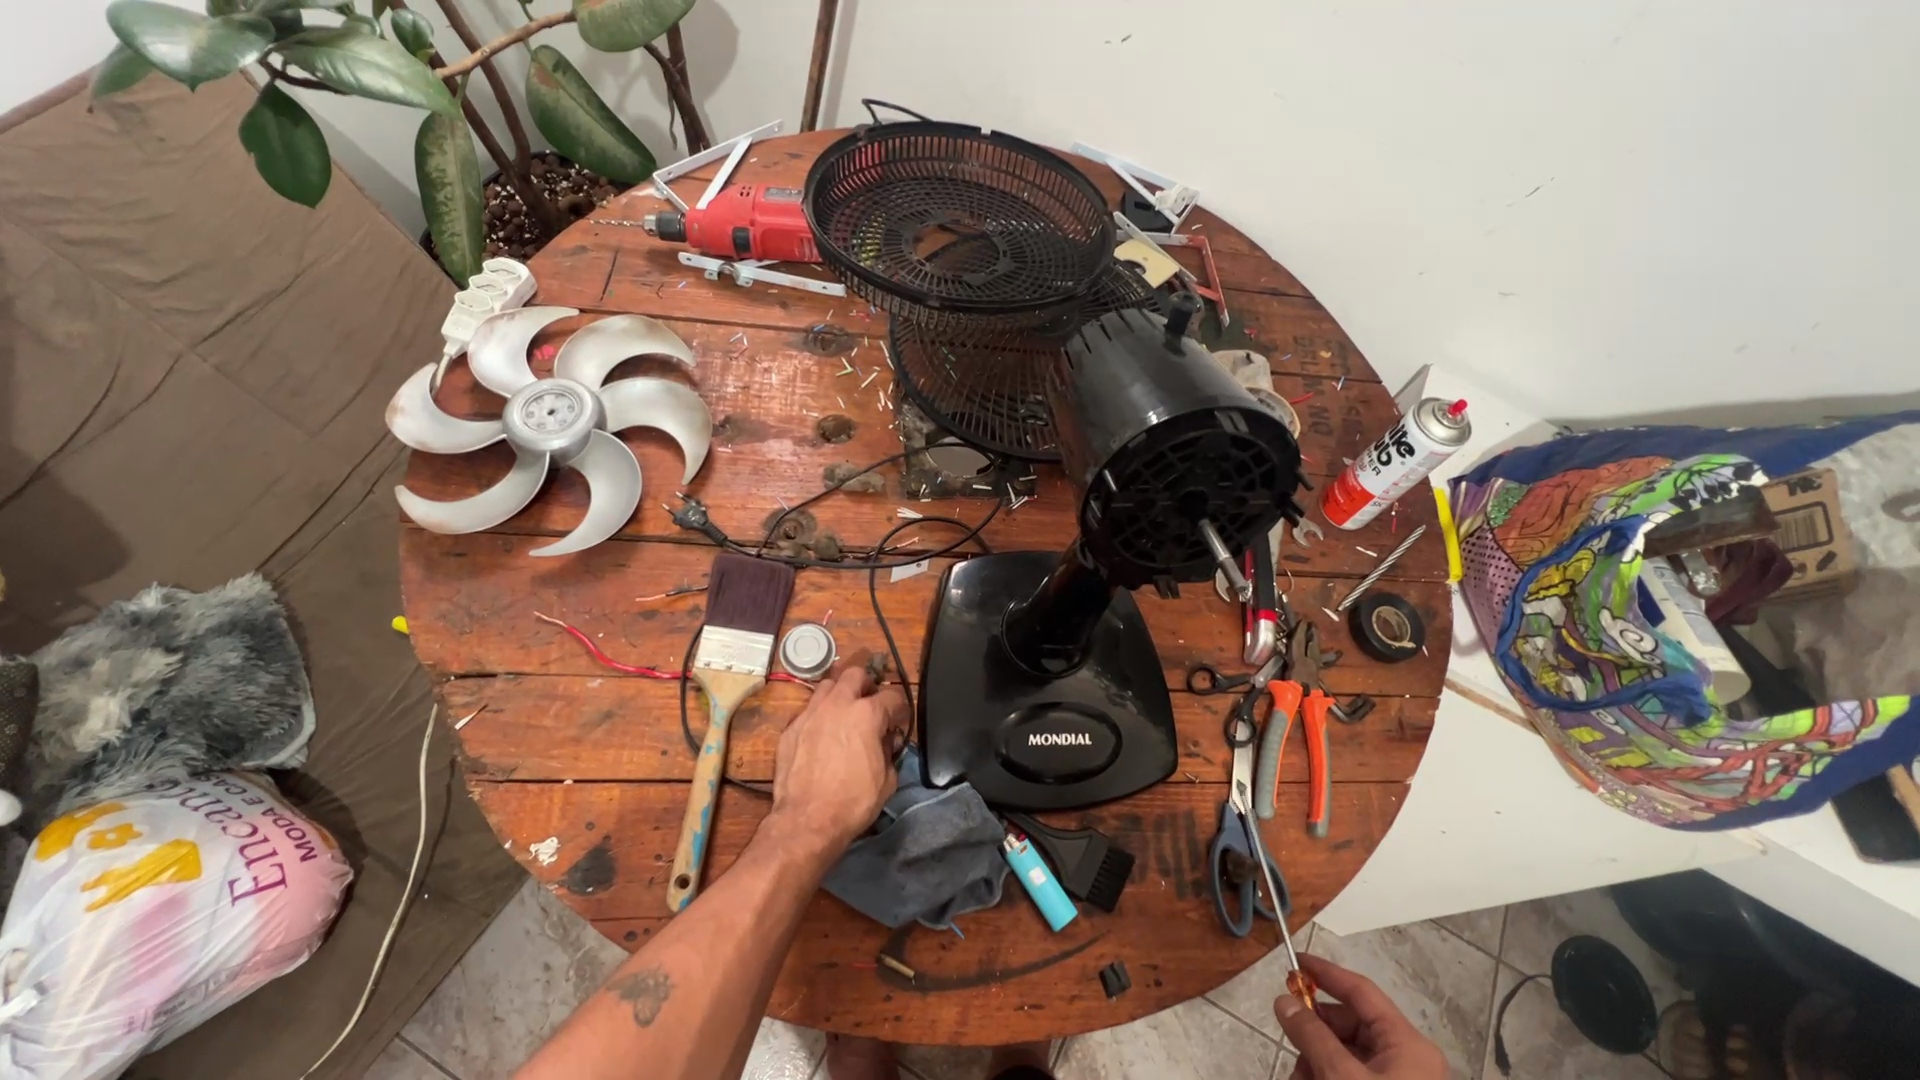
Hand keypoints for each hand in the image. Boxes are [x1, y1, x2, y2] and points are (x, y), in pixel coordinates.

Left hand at [767, 655, 908, 851]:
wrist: (807, 820)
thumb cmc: (853, 801)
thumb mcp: (887, 780)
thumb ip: (889, 752)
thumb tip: (886, 741)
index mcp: (867, 714)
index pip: (892, 696)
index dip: (900, 708)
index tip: (899, 720)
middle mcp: (838, 705)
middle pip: (855, 674)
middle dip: (867, 684)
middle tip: (870, 703)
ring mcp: (810, 714)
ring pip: (827, 686)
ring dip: (840, 694)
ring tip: (844, 713)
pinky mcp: (790, 728)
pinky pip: (808, 710)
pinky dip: (819, 716)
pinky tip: (822, 735)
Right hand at [1274, 954, 1447, 1079]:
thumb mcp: (1341, 1076)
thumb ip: (1311, 1035)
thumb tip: (1282, 1000)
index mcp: (1408, 1044)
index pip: (1361, 990)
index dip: (1326, 972)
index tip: (1293, 961)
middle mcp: (1408, 1058)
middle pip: (1349, 1025)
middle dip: (1313, 1033)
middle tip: (1289, 1043)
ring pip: (1345, 1053)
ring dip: (1315, 1060)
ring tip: (1299, 1078)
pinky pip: (1351, 1075)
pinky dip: (1326, 1076)